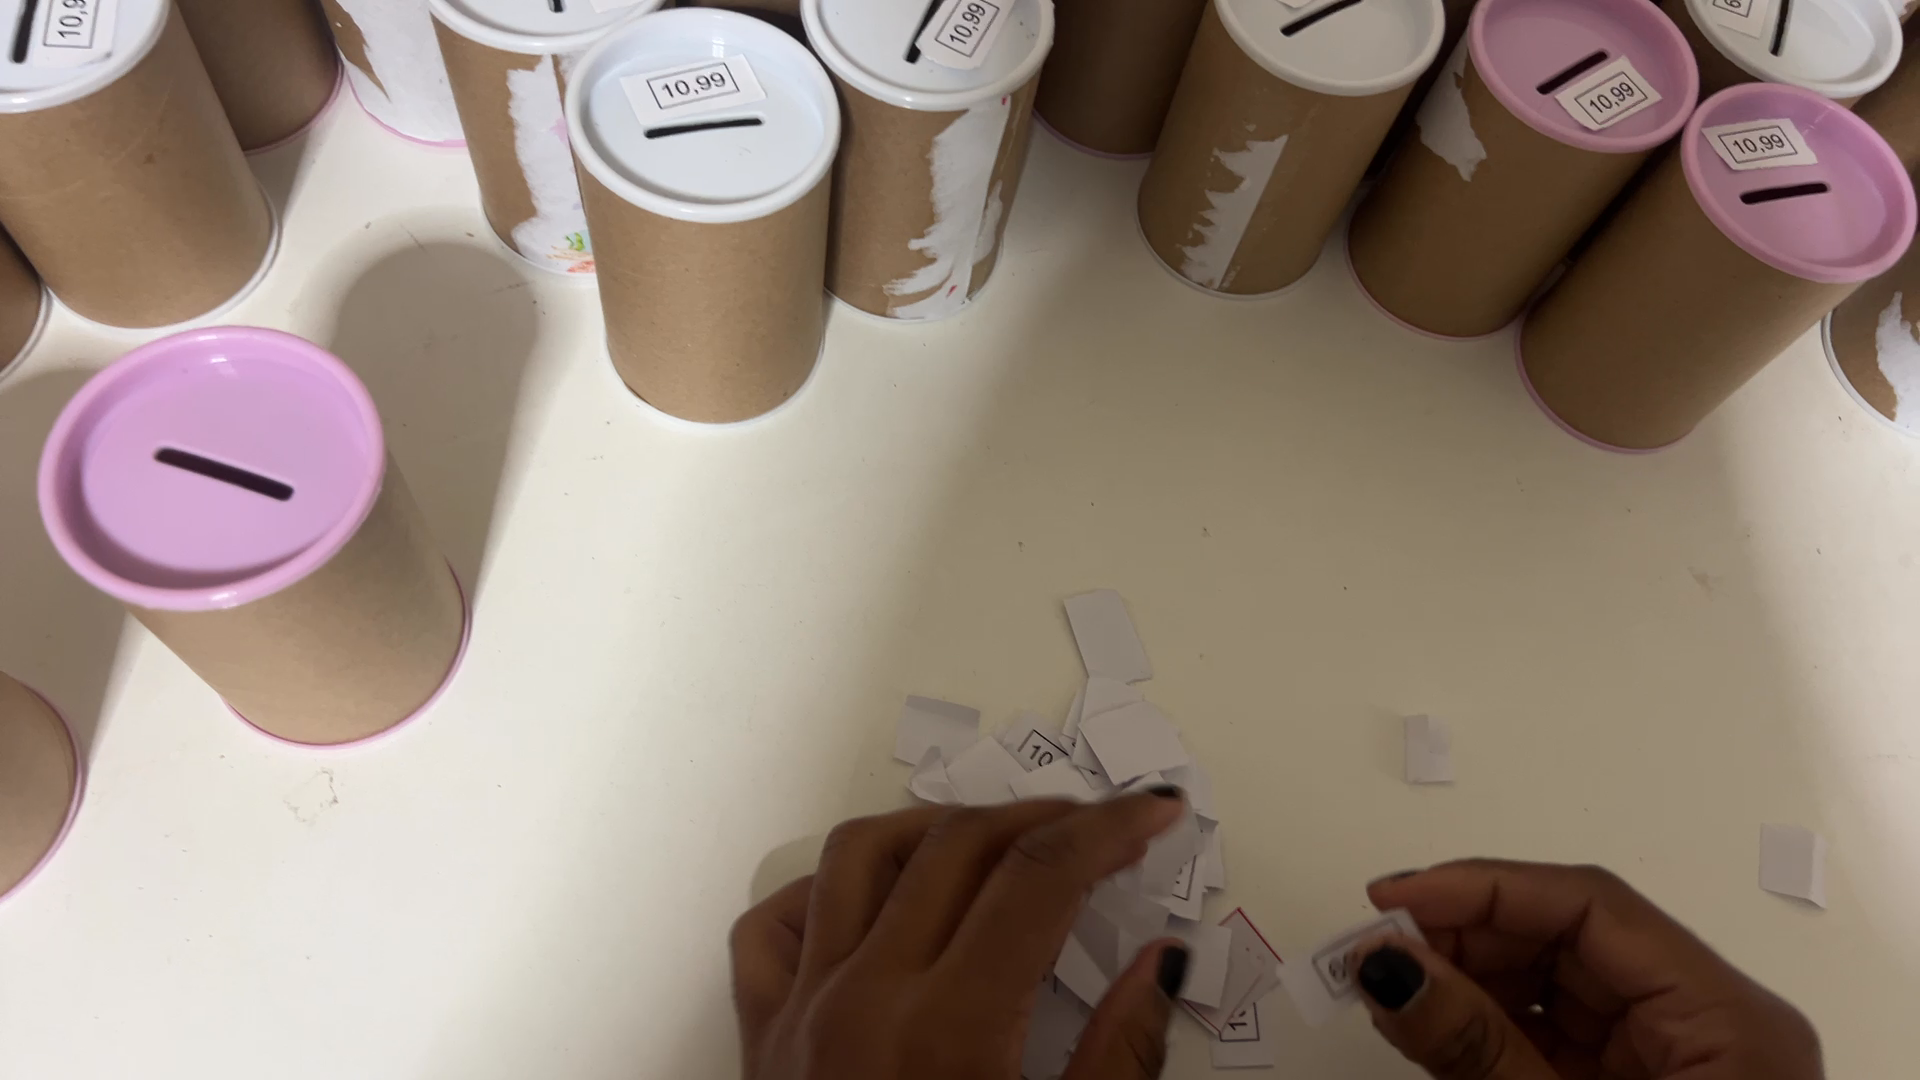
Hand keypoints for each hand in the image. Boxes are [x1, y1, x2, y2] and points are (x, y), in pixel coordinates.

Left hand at [729, 794, 1192, 1079]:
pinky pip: (774, 924)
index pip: (1038, 879)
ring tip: (995, 837)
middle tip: (1095, 823)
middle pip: (958, 846)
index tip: (1152, 811)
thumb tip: (1162, 959)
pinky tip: (874, 896)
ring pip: (859, 852)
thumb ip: (1122, 1060)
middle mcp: (862, 1001)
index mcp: (947, 1038)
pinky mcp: (760, 1035)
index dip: (1107, 830)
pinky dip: (824, 887)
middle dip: (1040, 816)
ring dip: (936, 826)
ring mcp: (799, 1011)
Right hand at [1351, 860, 1822, 1079]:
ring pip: (1542, 968)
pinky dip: (1479, 1013)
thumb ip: (1473, 1047)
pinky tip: (1435, 1028)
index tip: (1387, 900)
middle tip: (1377, 951)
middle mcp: (1700, 1016)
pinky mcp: (1630, 1077)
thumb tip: (1375, 958)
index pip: (1587, 904)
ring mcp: (1668, 1048)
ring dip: (1458, 971)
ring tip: (1394, 993)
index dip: (1479, 886)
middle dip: (1458, 933)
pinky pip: (1542, 1016)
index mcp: (1723, 1019)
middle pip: (1559, 930)